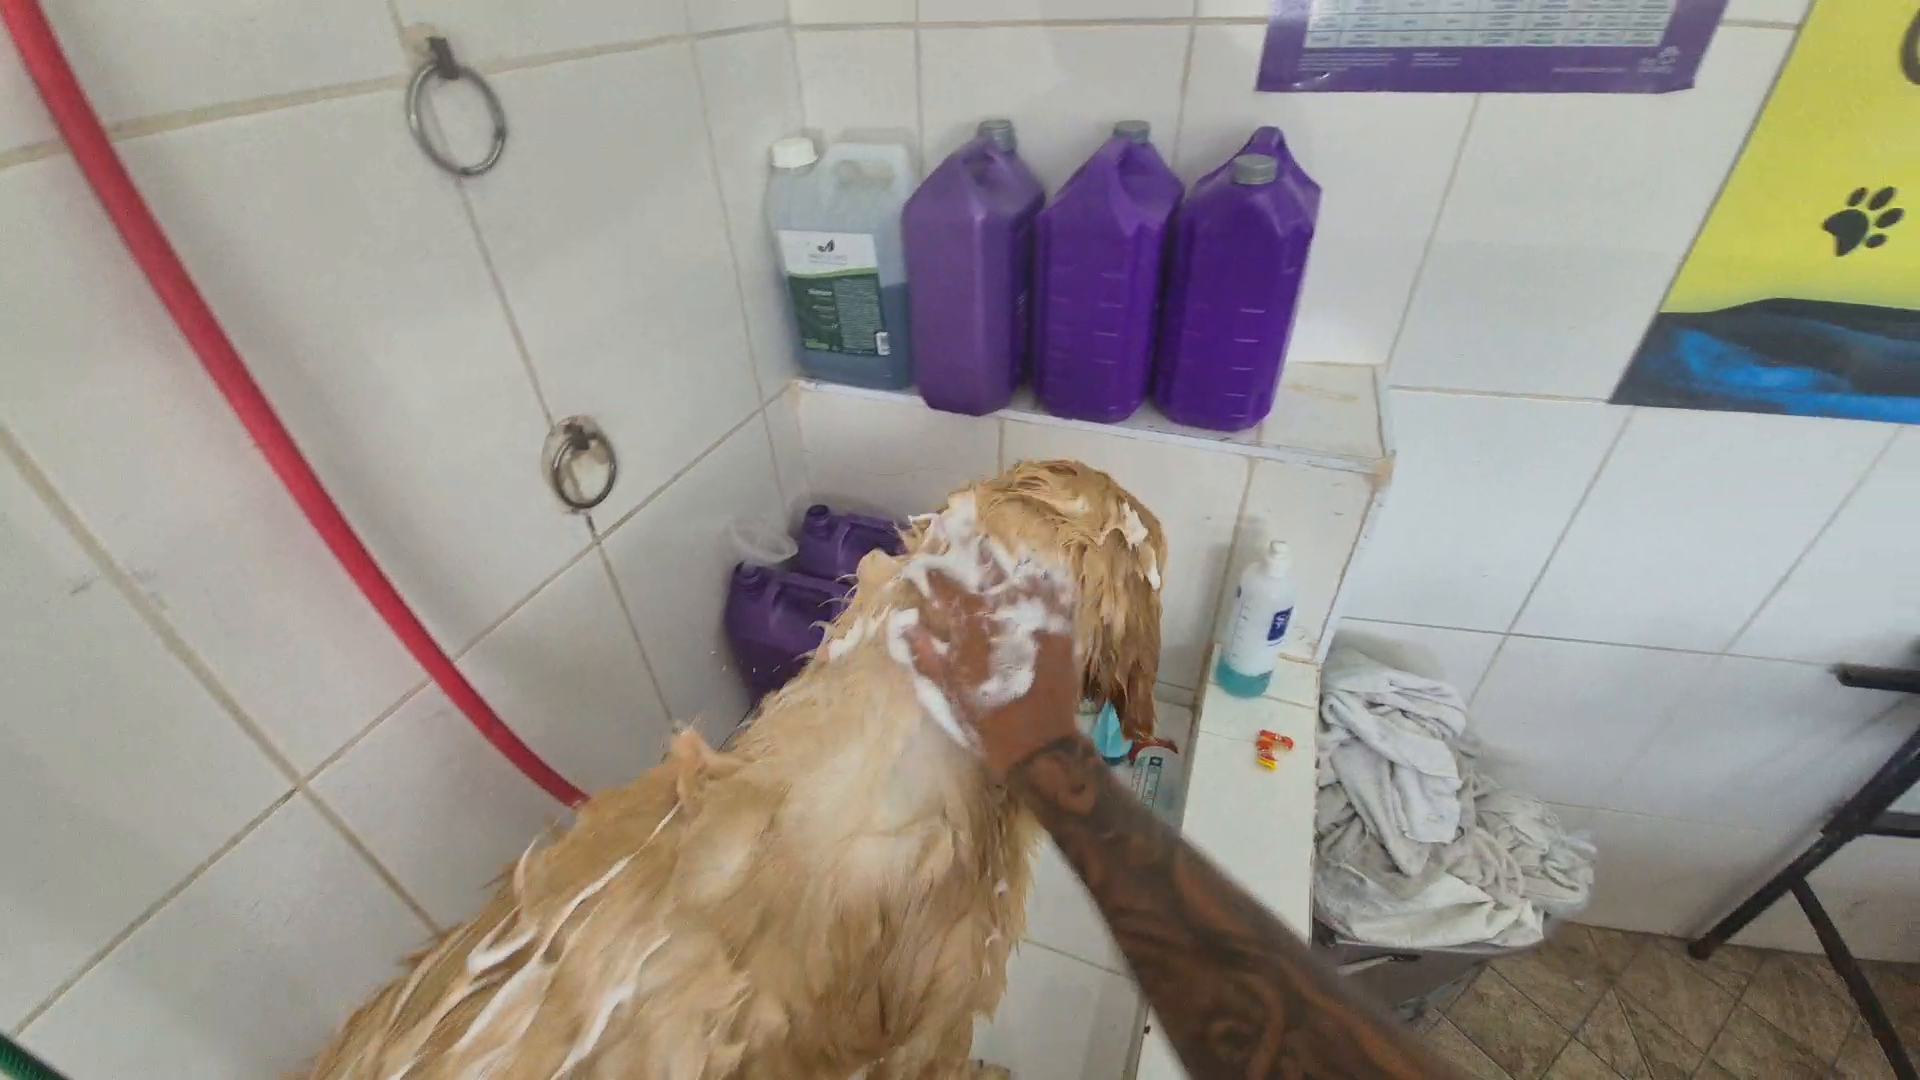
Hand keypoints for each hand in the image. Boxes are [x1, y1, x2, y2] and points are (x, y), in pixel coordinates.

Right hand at [900, 553, 1081, 778]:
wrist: (1038, 742)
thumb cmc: (983, 717)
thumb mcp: (942, 687)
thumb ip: (920, 648)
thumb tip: (902, 619)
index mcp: (970, 618)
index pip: (942, 579)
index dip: (929, 568)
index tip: (921, 563)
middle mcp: (1004, 604)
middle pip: (983, 561)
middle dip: (966, 544)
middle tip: (956, 525)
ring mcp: (1038, 610)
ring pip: (1019, 568)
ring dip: (1003, 561)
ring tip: (995, 551)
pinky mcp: (1062, 623)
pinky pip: (1055, 588)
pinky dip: (1042, 579)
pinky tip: (1035, 576)